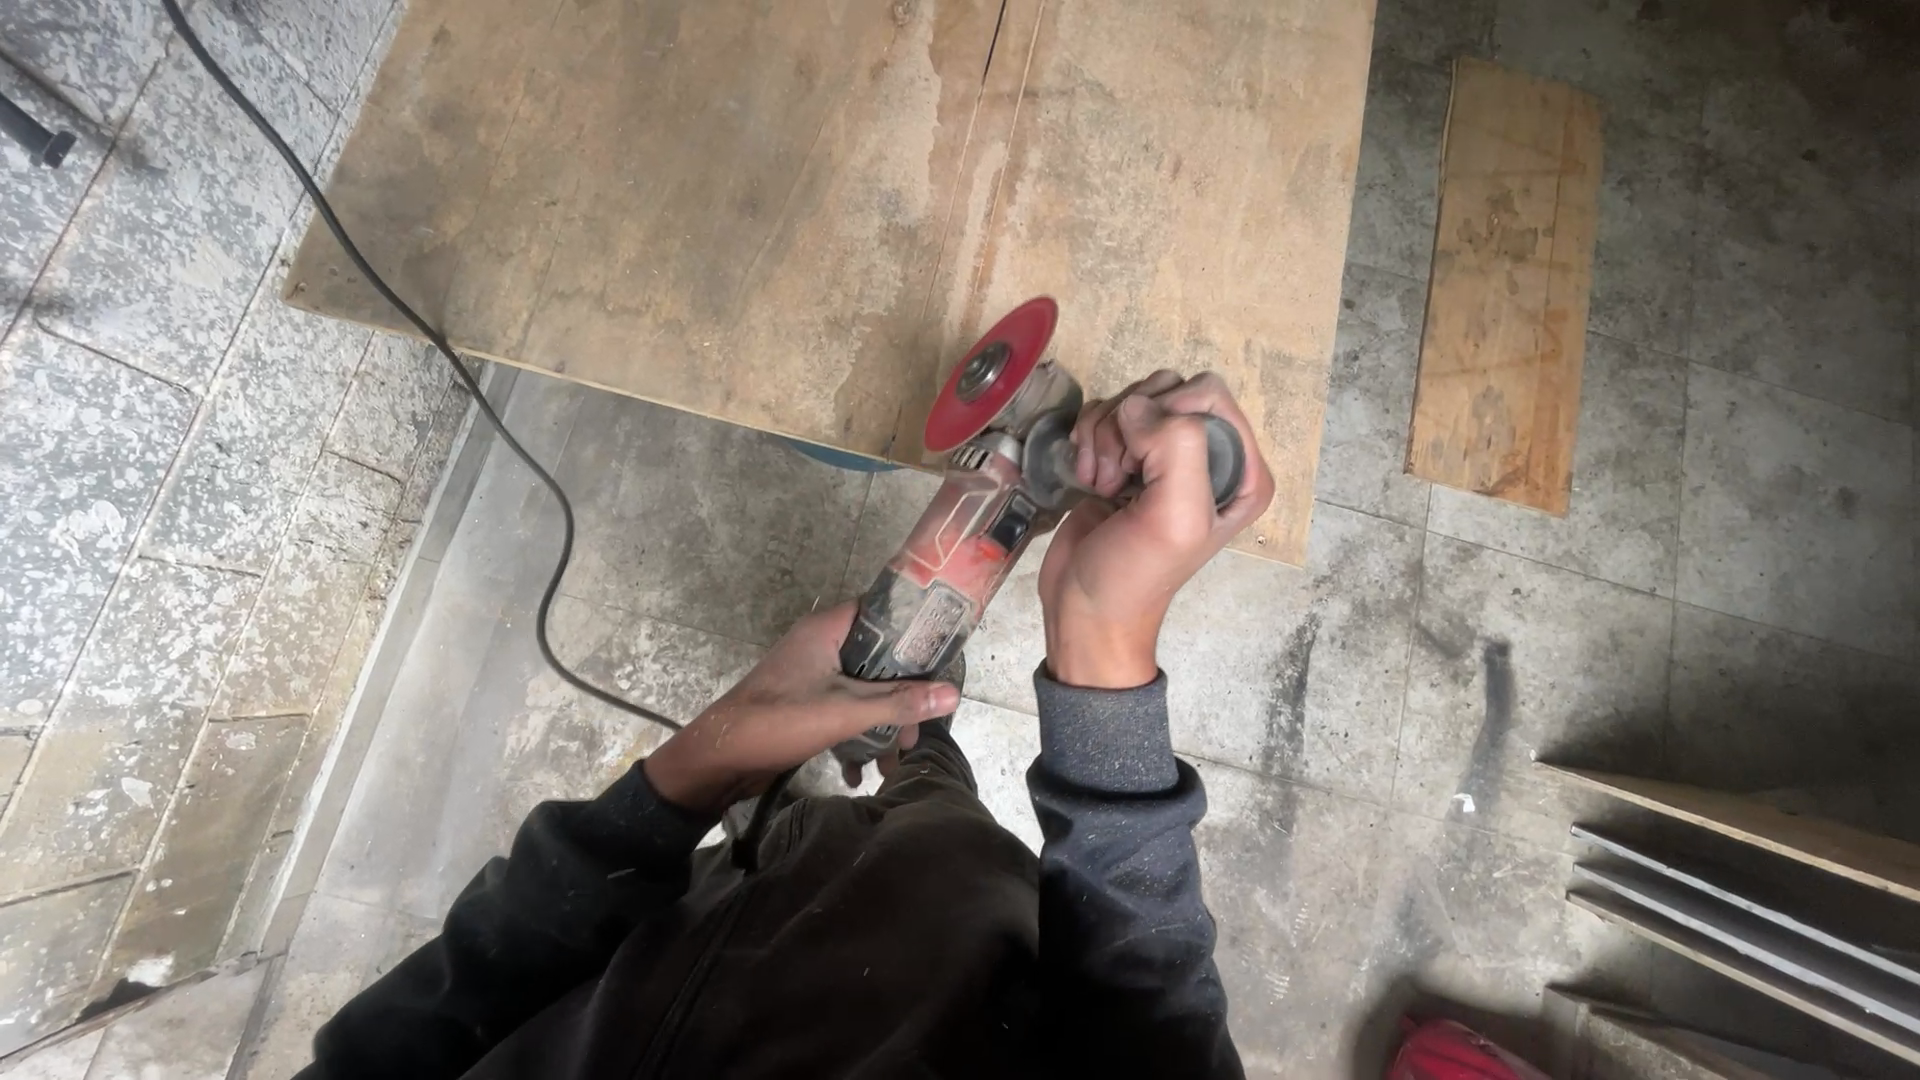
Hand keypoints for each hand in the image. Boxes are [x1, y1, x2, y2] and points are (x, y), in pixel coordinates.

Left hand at [643, 602, 960, 814]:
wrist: (720, 759)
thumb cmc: (781, 719)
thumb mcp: (846, 711)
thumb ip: (899, 702)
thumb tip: (952, 694)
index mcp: (828, 628)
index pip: (881, 611)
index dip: (914, 627)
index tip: (943, 652)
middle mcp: (821, 643)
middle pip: (878, 655)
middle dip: (903, 690)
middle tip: (923, 721)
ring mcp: (812, 672)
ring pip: (863, 685)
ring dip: (882, 718)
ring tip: (900, 753)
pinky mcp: (805, 700)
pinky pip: (844, 705)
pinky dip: (858, 730)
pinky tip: (867, 768)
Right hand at [1038, 370, 1274, 688]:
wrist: (1085, 607)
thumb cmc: (1135, 574)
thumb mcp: (1175, 518)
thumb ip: (1176, 446)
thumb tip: (1135, 408)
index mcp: (1242, 471)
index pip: (1208, 393)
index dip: (1167, 416)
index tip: (1143, 465)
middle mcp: (1208, 456)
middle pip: (1167, 390)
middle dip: (1131, 426)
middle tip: (1120, 475)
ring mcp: (1162, 456)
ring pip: (1133, 399)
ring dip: (1106, 436)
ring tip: (1102, 483)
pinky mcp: (1123, 459)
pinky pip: (1105, 415)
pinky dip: (1089, 441)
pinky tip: (1089, 479)